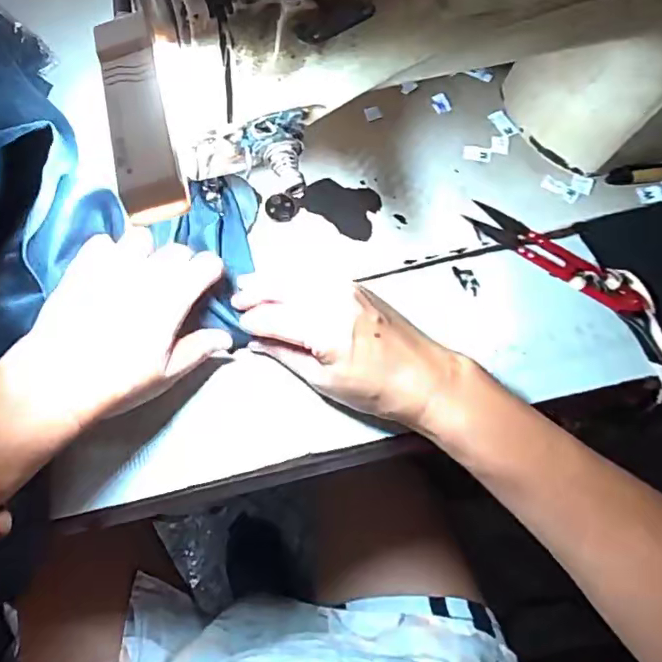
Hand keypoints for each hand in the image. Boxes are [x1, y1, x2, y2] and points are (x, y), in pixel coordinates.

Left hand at [0, 230, 232, 444]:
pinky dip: (109, 251)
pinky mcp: (84, 262)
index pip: (207, 261)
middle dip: (181, 265)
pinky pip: (104, 241)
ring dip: (145, 252)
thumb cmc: (116, 382)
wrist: (58, 378)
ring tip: (137, 274)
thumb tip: (224, 337)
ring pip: (142, 237)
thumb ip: (198, 349)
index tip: (204, 286)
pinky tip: (106, 272)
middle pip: (177, 249)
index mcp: (174, 294)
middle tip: (171, 289)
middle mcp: (147, 270)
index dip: (210, 272)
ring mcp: (114, 262)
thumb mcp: (165, 373)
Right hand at [230, 274, 479, 434]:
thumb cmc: (379, 388)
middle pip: (281, 286)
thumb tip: (257, 343)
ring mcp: (345, 286)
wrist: (424, 376)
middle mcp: (333, 298)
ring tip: (251, 290)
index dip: (251, 321)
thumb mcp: (324, 381)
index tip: (239, 326)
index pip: (273, 316)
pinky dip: (292, 277)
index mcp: (324, 326)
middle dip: (255, 293)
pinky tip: (283, 285)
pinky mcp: (354, 284)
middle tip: (236, 303)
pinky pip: (313, 274)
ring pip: (295, 275)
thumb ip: (285, 355)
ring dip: (271, 281)